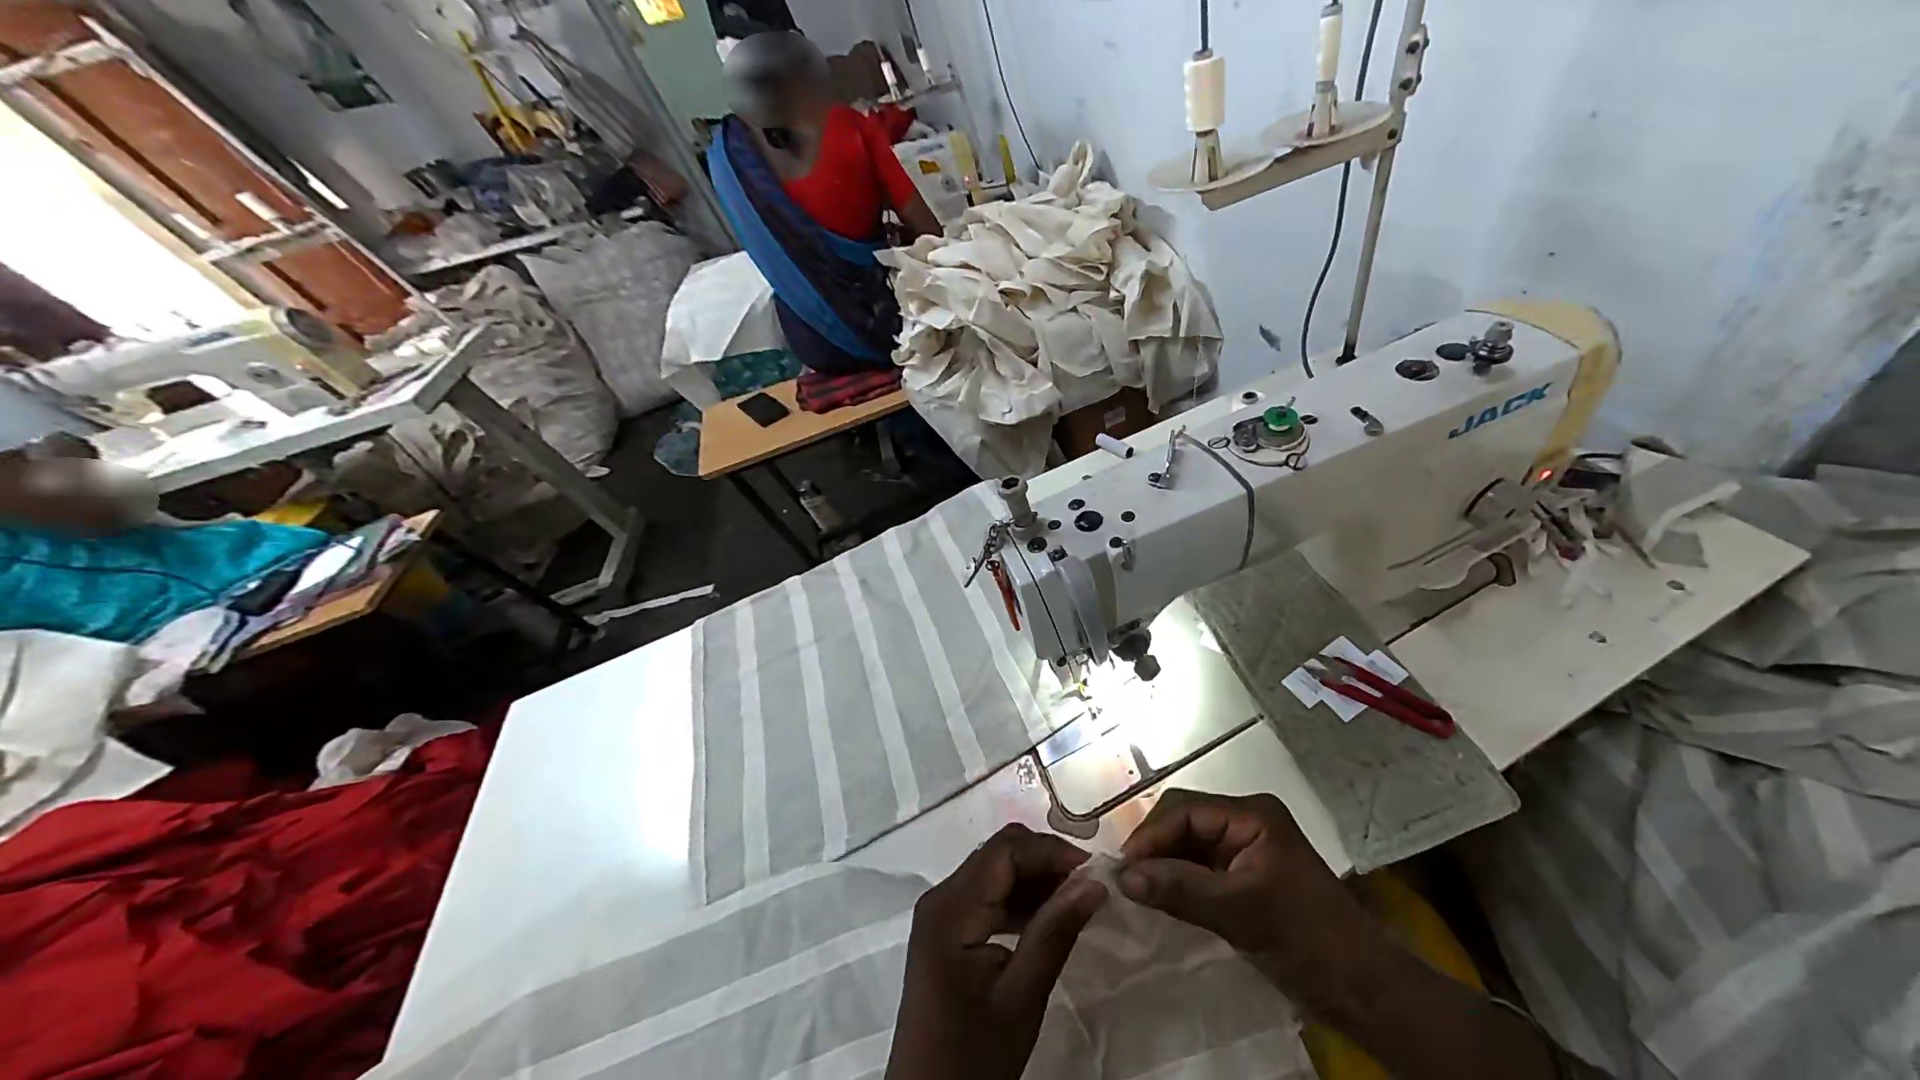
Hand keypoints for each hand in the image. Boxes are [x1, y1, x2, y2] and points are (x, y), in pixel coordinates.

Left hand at [885, 823, 1107, 1079]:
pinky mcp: (949, 930)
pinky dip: (1020, 900)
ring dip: (1035, 879)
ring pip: (995, 873)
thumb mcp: (1021, 996)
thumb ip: (1055, 932)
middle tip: (1089, 883)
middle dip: (1044, 860)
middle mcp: (941, 898)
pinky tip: (1051, 917)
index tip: (1093, 869)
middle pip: (997, 856)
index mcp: (951, 908)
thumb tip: (1094, 882)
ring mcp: (942, 913)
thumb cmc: (973, 1054)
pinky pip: (988, 897)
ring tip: (1078, 899)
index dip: (1049, 850)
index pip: (1003, 852)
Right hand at [1119, 790, 1363, 989]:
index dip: (1150, 836)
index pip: (1185, 811)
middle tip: (1124, 879)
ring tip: (1135, 889)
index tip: (1122, 868)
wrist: (1364, 991)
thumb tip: (1122, 877)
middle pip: (1184, 822)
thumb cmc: (1308, 940)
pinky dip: (1176, 881)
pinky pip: (1198, 868)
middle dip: (1153, 847)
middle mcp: (1246, 822)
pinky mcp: (1243, 877)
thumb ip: (1180, 889)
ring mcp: (1245, 850)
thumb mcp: (1240, 912)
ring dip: (1162, 865)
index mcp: (1253, 815)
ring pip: (1187, 845)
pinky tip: (1158, 897)